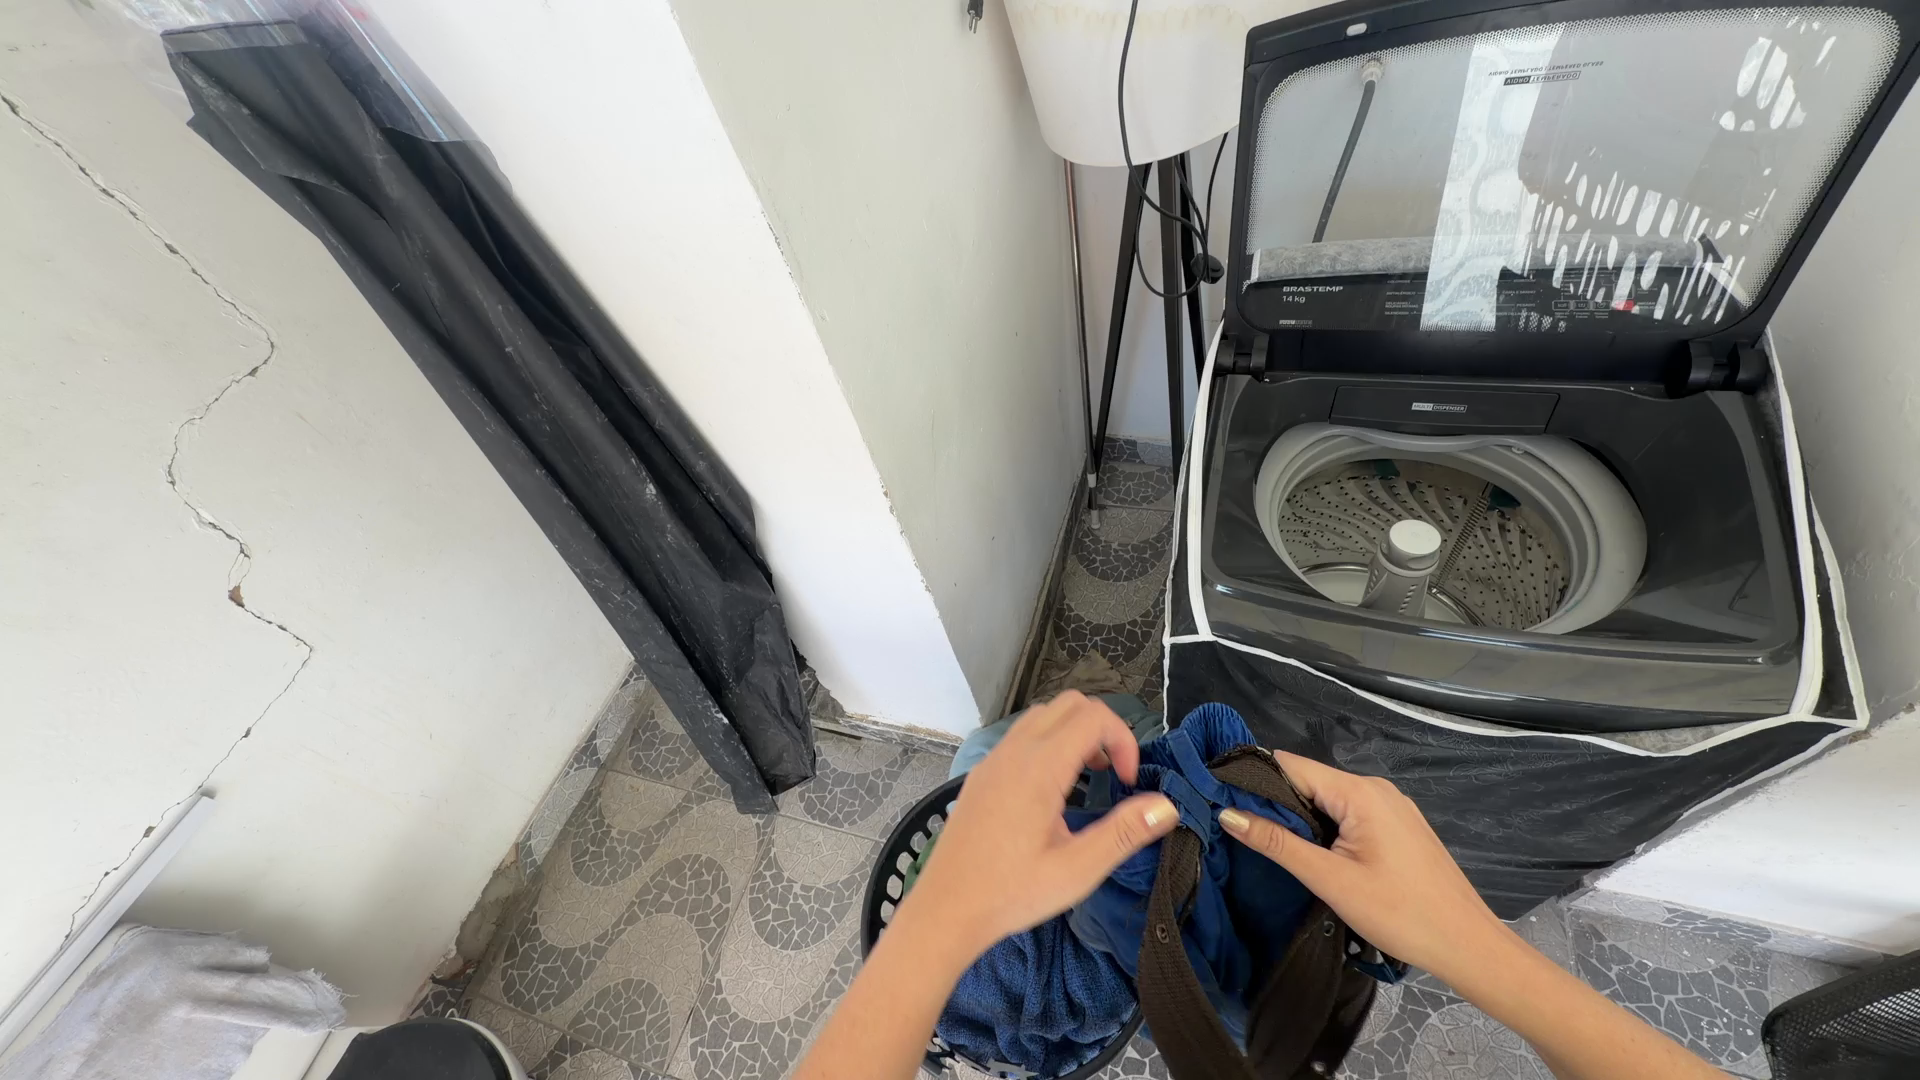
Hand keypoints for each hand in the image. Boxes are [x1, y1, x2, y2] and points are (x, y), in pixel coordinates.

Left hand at [897, 691, 1177, 961]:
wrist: (945, 907)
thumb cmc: (1012, 892)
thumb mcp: (1077, 869)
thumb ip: (1124, 832)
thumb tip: (1167, 805)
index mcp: (1039, 767)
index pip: (1094, 716)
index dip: (1123, 740)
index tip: (1128, 782)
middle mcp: (1014, 751)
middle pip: (1070, 703)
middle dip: (1102, 730)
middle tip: (1112, 775)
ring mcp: (994, 758)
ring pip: (1043, 715)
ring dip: (1075, 733)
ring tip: (1088, 779)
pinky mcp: (982, 772)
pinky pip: (1022, 735)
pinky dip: (1049, 742)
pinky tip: (1053, 790)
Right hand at [1218, 752, 1504, 984]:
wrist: (1472, 950)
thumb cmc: (1401, 914)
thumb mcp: (1330, 879)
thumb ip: (1276, 843)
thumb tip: (1227, 813)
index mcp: (1358, 792)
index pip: (1290, 765)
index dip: (1255, 780)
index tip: (1224, 800)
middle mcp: (1375, 787)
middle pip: (1308, 780)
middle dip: (1276, 801)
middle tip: (1246, 830)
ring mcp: (1390, 805)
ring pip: (1327, 797)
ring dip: (1301, 817)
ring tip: (1276, 845)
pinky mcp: (1398, 825)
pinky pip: (1348, 812)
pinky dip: (1325, 826)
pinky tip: (1318, 853)